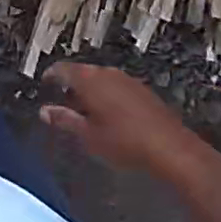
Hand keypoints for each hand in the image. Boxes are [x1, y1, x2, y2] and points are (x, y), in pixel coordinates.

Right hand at [39, 62, 220, 194]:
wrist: (176, 152)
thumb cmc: (124, 142)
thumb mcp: (89, 135)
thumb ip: (64, 120)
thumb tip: (44, 111)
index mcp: (87, 79)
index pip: (60, 69)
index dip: (50, 76)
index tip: (45, 85)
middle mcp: (106, 73)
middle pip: (81, 72)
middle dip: (71, 85)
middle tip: (65, 101)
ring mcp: (128, 80)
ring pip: (101, 79)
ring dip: (92, 90)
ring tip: (89, 110)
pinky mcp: (145, 92)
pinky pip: (118, 86)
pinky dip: (110, 95)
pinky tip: (113, 115)